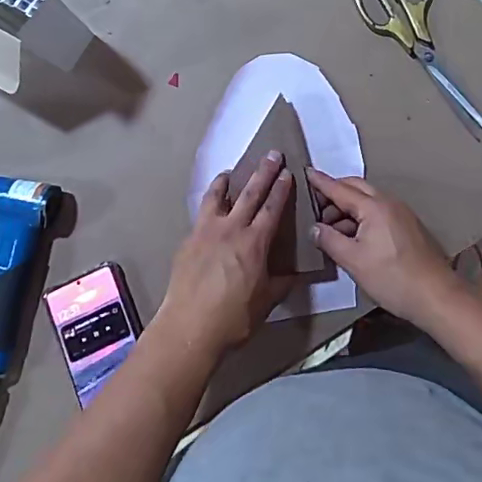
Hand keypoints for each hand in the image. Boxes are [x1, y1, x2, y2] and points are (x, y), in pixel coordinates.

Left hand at [154, 153, 295, 354]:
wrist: (190, 326)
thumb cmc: (233, 318)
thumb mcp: (265, 301)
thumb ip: (279, 283)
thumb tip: (293, 275)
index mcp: (254, 243)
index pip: (272, 208)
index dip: (281, 190)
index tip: (287, 173)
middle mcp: (230, 230)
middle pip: (249, 193)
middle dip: (262, 172)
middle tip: (271, 155)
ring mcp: (206, 232)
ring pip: (218, 197)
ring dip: (226, 182)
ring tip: (230, 173)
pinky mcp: (188, 241)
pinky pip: (201, 215)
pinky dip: (209, 205)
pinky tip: (210, 209)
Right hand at [307, 170, 463, 327]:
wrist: (437, 296)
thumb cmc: (392, 278)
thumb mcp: (353, 261)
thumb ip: (329, 240)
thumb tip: (314, 228)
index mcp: (373, 207)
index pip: (340, 189)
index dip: (321, 182)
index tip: (306, 172)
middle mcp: (389, 203)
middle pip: (356, 188)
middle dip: (335, 192)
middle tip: (316, 206)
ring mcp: (402, 214)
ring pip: (368, 200)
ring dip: (348, 207)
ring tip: (332, 227)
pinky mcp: (408, 227)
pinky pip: (379, 211)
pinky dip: (362, 216)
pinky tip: (354, 236)